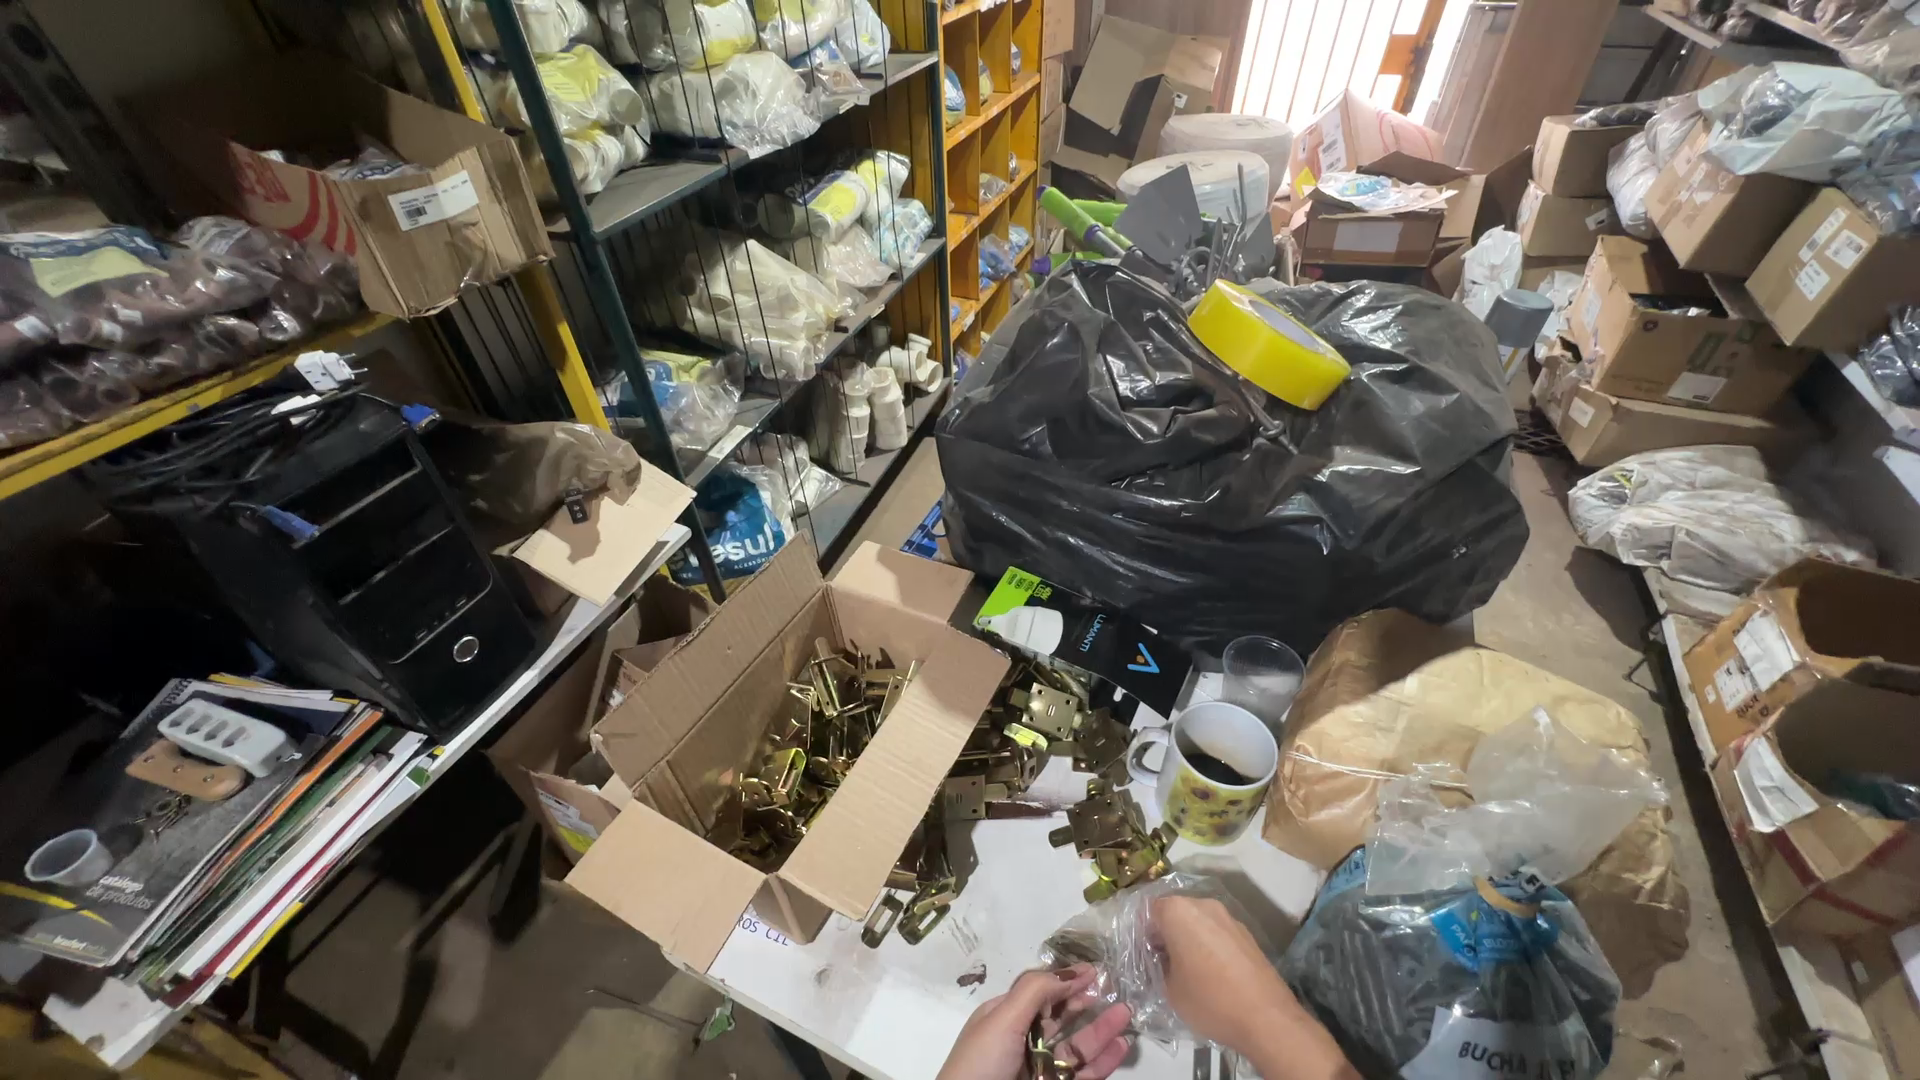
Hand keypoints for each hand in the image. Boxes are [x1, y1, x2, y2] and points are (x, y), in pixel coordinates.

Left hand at [936, 965, 1131, 1079]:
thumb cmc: (981, 1063)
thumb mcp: (1003, 1019)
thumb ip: (1035, 992)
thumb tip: (1070, 971)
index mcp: (1003, 1018)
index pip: (1039, 992)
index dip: (1064, 981)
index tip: (1093, 971)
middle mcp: (1022, 1042)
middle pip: (1060, 1018)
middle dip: (1085, 1003)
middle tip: (1115, 989)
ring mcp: (1039, 1070)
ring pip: (1075, 1047)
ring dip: (1100, 1030)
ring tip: (1126, 1013)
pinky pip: (1081, 1074)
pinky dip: (1102, 1062)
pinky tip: (1120, 1046)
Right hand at [1151, 896, 1300, 1053]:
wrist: (1268, 1018)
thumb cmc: (1209, 1000)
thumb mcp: (1169, 990)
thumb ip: (1158, 967)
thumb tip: (1164, 962)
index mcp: (1178, 911)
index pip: (1148, 911)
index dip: (1144, 933)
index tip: (1146, 956)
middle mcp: (1203, 905)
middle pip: (1175, 912)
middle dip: (1168, 934)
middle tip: (1165, 963)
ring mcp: (1229, 918)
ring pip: (1199, 922)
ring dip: (1191, 939)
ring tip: (1192, 971)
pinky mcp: (1248, 934)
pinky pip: (1219, 933)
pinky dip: (1212, 946)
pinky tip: (1216, 975)